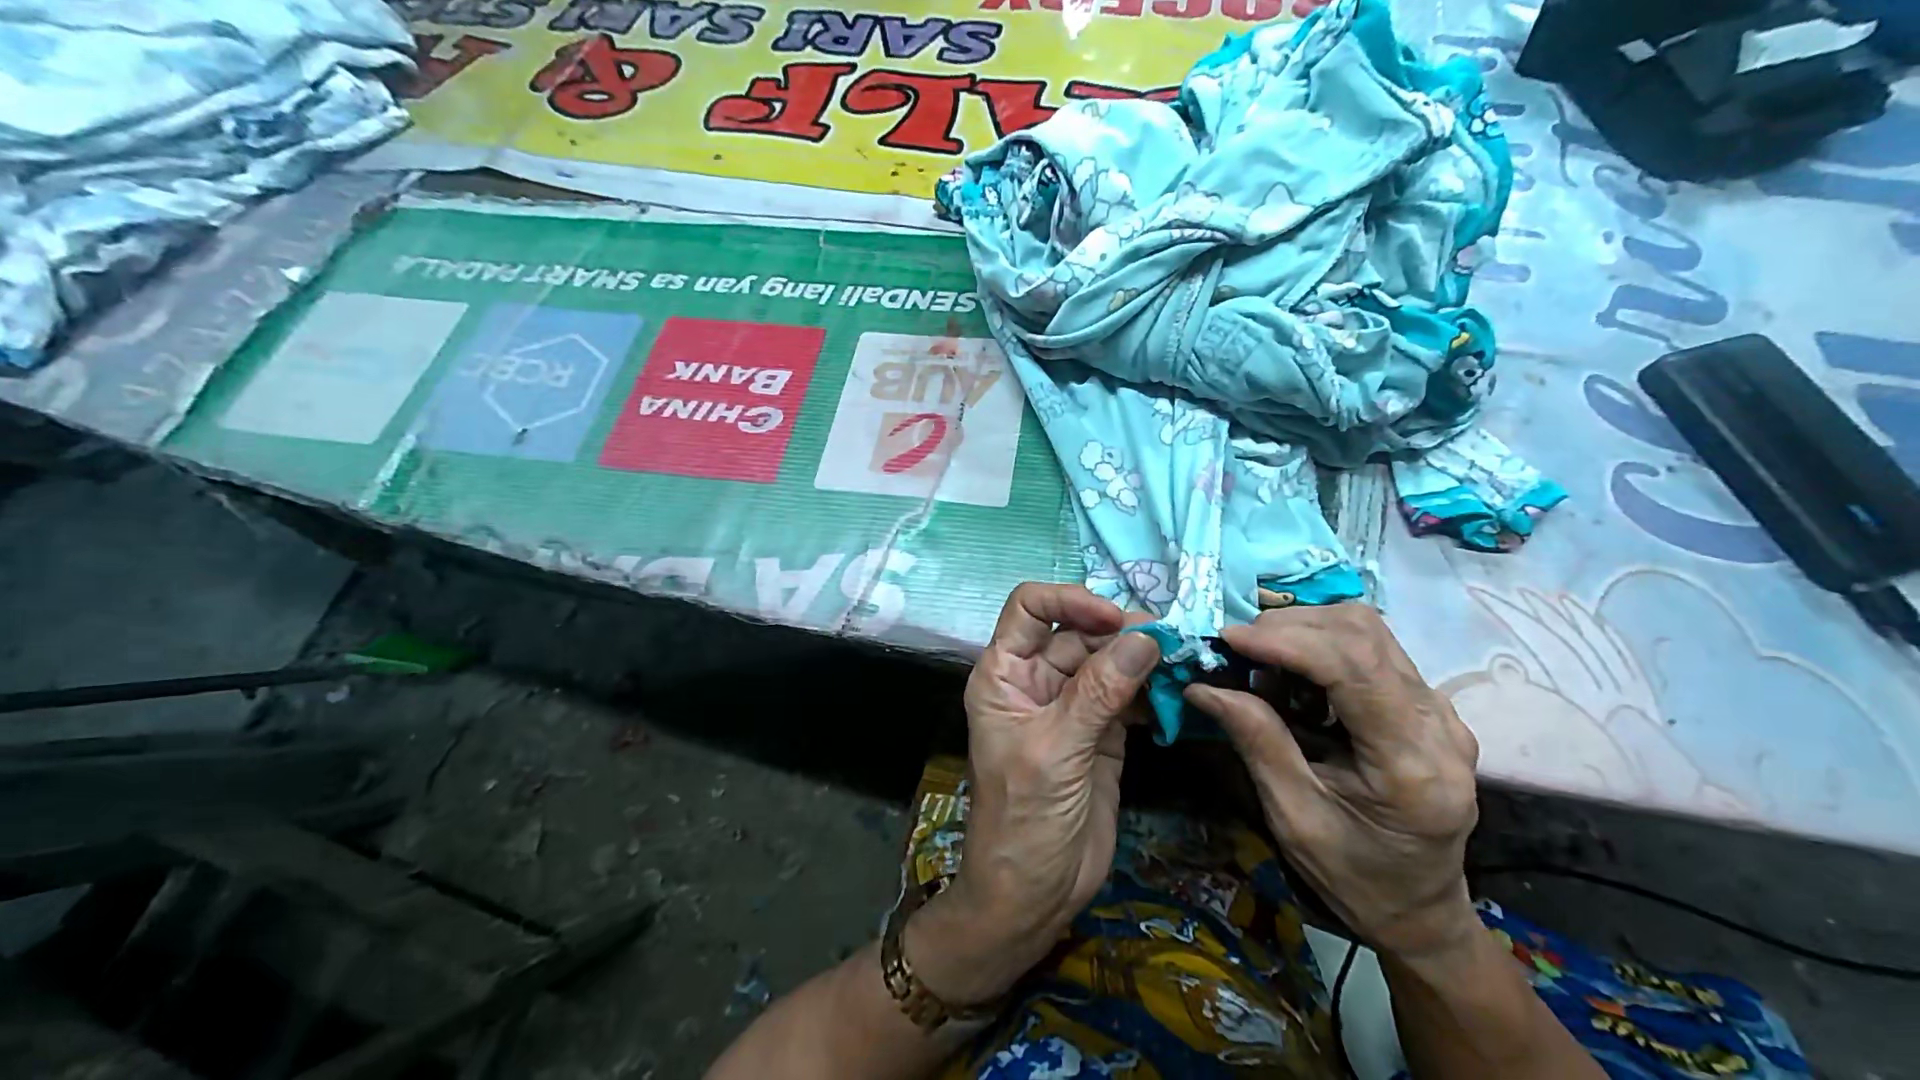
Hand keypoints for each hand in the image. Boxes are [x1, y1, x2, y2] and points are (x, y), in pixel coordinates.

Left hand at [907, 584, 1160, 1005]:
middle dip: (1121, 632)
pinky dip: (1154, 691)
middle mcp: (1036, 681)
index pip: (1029, 608)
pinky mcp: (1101, 732)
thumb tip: (1144, 638)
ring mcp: (1071, 706)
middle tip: (1173, 640)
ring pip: (1108, 662)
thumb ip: (1099, 693)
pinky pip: (1129, 696)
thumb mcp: (1056, 750)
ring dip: (1144, 658)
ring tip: (1184, 659)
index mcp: (1005, 674)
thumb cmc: (1024, 819)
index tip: (1115, 620)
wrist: (1033, 894)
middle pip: (1078, 633)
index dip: (1069, 601)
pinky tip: (1181, 691)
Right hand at [1184, 603, 1481, 960]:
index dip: (1286, 639)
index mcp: (1410, 762)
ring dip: (1303, 629)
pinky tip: (1289, 672)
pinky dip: (1319, 645)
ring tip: (1257, 658)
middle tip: (1233, 649)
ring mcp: (1439, 710)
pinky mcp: (1426, 705)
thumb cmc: (1353, 876)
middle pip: (1363, 633)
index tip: (1226, 639)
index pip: (1353, 667)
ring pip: (1368, 630)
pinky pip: (1371, 649)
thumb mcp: (1292, 816)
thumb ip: (1257, 741)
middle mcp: (1438, 723)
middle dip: (1288, 626)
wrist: (1420, 909)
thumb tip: (1202, 685)